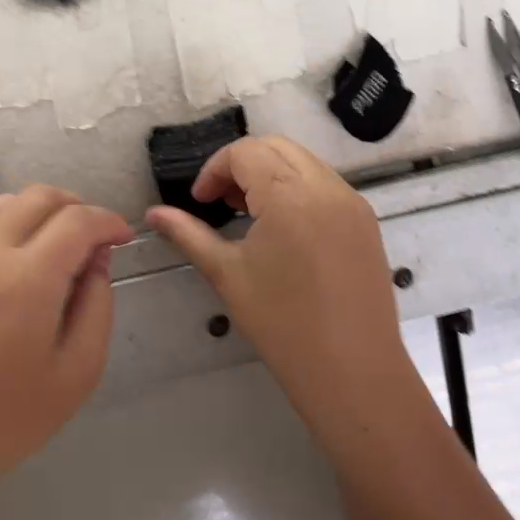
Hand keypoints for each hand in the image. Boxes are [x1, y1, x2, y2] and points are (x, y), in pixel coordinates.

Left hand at [0, 185, 133, 482]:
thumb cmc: (11, 416)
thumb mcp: (78, 370)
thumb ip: (97, 304)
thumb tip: (96, 258)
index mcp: (27, 280)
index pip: (77, 221)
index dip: (108, 221)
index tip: (124, 237)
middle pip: (40, 196)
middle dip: (77, 206)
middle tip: (94, 237)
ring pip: (6, 202)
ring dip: (40, 210)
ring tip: (58, 245)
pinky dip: (10, 225)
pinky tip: (19, 262)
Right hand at [145, 136, 406, 417]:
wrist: (353, 372)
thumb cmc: (282, 324)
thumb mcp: (227, 274)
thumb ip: (188, 234)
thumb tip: (153, 214)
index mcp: (290, 196)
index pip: (246, 152)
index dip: (215, 169)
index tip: (201, 202)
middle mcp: (326, 188)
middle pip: (276, 147)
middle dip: (242, 164)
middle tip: (221, 202)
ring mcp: (352, 203)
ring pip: (304, 161)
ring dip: (271, 173)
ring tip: (250, 214)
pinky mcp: (366, 222)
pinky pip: (326, 184)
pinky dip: (298, 188)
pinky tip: (283, 228)